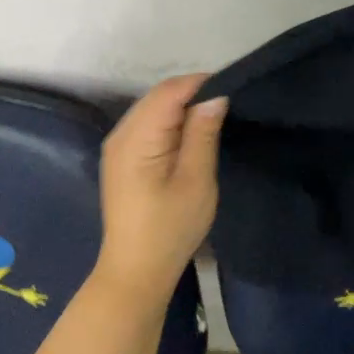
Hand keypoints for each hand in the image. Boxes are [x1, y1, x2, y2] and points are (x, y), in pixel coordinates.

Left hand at [93, 75, 225, 299]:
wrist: (137, 269)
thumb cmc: (170, 226)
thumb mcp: (196, 179)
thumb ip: (203, 133)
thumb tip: (216, 96)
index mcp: (137, 138)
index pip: (170, 91)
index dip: (203, 84)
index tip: (234, 93)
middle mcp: (121, 134)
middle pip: (159, 95)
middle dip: (194, 93)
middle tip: (229, 108)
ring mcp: (119, 146)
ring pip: (154, 107)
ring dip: (184, 106)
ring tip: (215, 120)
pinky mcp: (123, 157)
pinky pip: (149, 123)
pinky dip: (172, 120)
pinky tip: (192, 135)